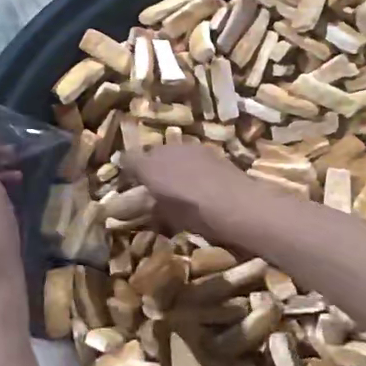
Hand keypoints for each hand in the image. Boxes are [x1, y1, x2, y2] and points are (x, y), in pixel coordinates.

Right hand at [126, 142, 256, 240]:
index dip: (127, 169)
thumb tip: (151, 203)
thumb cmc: (196, 215)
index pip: (128, 159)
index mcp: (149, 166)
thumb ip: (155, 207)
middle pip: (152, 153)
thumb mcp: (169, 218)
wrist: (237, 205)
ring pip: (173, 152)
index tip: (130, 181)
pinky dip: (191, 164)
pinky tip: (200, 179)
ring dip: (173, 163)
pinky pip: (192, 155)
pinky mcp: (210, 150)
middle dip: (151, 165)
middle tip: (155, 183)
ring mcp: (190, 147)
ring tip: (180, 181)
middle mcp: (166, 150)